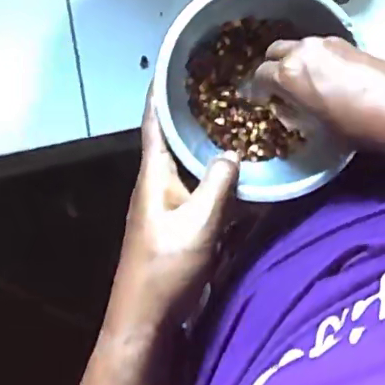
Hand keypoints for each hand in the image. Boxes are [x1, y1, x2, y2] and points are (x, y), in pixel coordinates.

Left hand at [106, 89, 239, 334]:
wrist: (145, 320)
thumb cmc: (164, 267)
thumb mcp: (197, 224)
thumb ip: (218, 186)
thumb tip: (232, 153)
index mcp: (153, 173)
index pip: (154, 121)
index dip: (161, 91)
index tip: (174, 64)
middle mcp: (158, 181)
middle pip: (174, 138)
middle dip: (192, 113)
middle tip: (220, 89)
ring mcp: (169, 202)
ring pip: (189, 163)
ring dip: (207, 145)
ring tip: (235, 122)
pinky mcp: (180, 222)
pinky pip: (200, 188)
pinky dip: (217, 177)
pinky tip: (239, 174)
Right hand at [252, 36, 384, 149]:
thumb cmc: (360, 126)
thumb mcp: (318, 128)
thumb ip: (293, 113)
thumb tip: (284, 108)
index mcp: (288, 73)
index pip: (259, 76)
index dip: (259, 90)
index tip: (265, 101)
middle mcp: (301, 50)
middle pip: (274, 53)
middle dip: (273, 68)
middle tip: (281, 88)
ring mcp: (323, 43)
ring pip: (296, 47)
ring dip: (294, 61)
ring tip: (305, 82)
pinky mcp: (344, 42)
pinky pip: (317, 48)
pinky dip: (313, 59)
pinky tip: (328, 77)